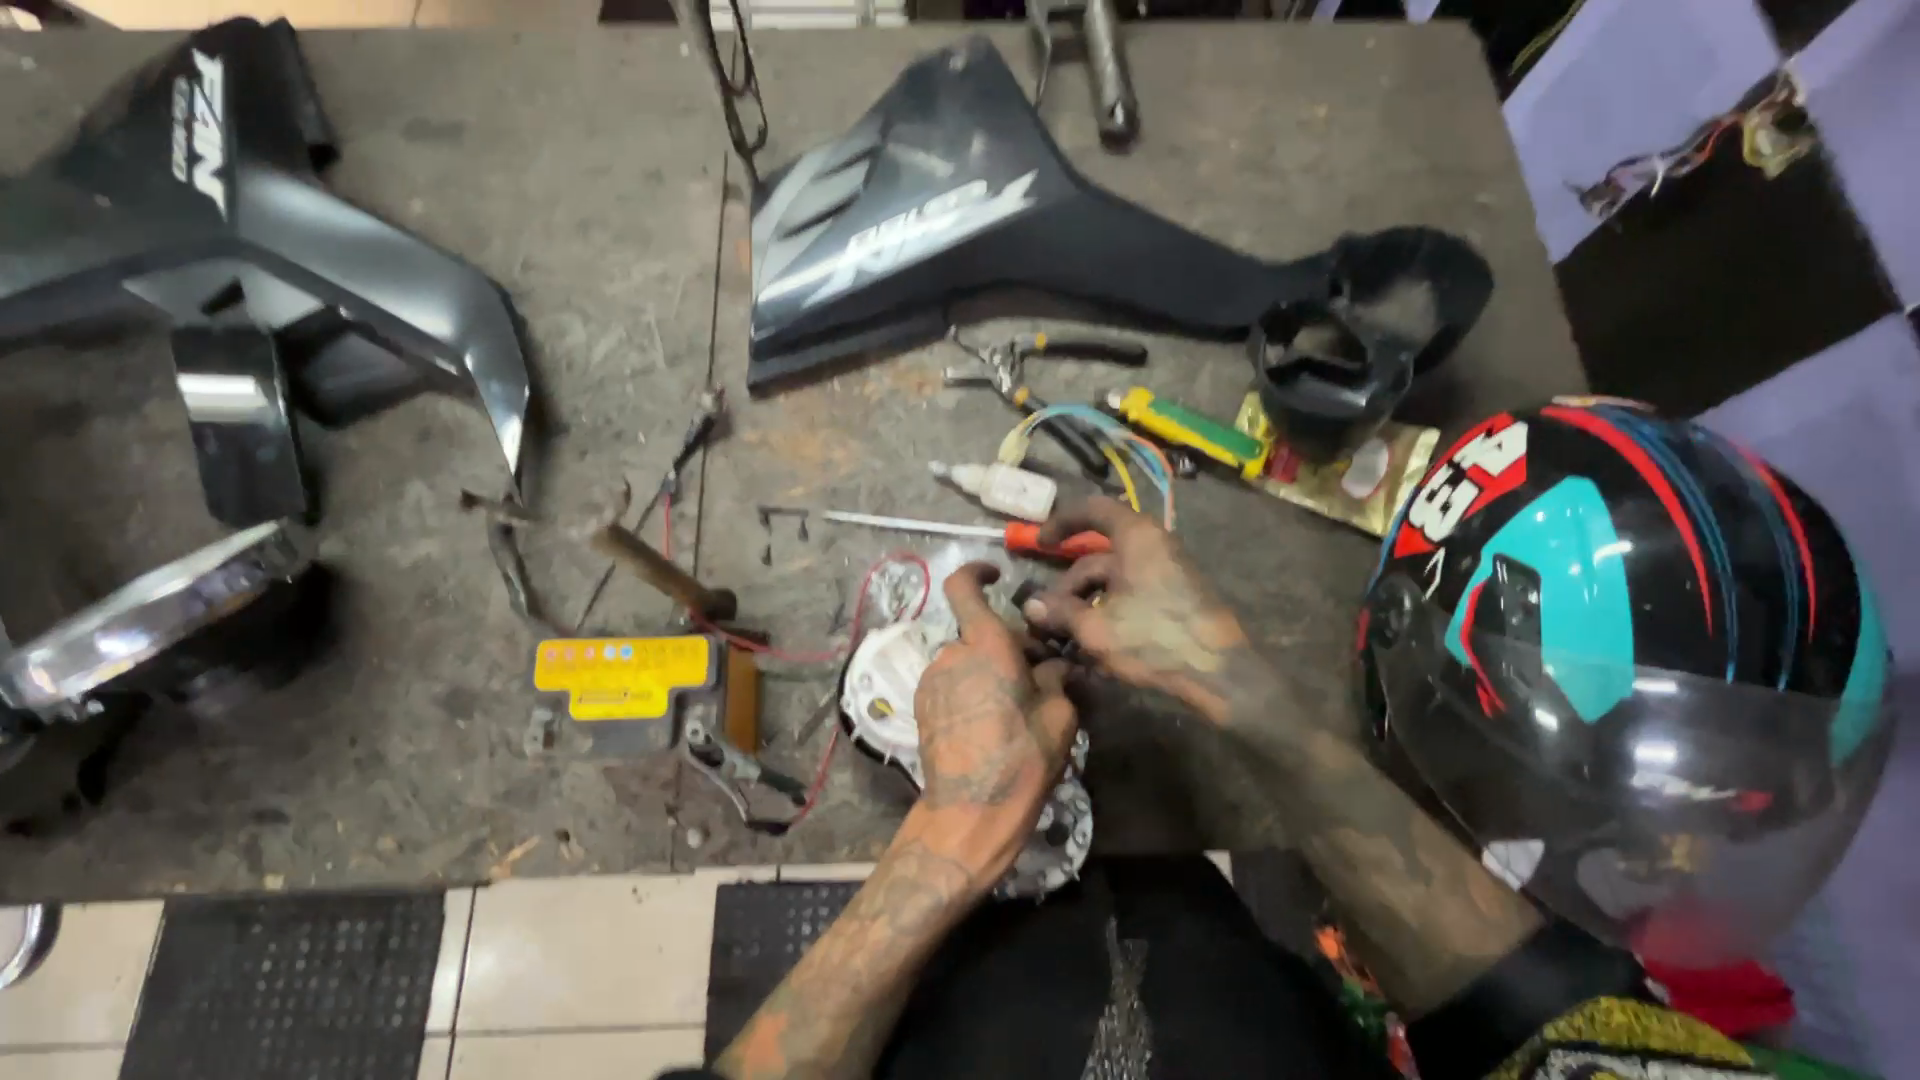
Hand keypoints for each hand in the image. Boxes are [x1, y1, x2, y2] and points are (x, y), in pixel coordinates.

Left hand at [913, 562, 1078, 881]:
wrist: (970, 809)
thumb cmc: (1022, 756)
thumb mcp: (1060, 714)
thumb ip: (1056, 677)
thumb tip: (1055, 665)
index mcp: (985, 643)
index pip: (963, 586)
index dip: (977, 572)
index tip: (995, 576)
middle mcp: (951, 653)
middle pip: (977, 632)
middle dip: (1005, 644)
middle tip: (1036, 674)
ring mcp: (931, 680)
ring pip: (964, 660)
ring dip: (987, 669)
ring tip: (1014, 705)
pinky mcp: (921, 706)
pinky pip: (950, 683)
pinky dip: (970, 689)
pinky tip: (990, 723)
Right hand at [1022, 496, 1261, 720]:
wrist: (1220, 672)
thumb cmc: (1154, 639)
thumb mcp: (1096, 628)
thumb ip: (1060, 612)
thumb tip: (1030, 605)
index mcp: (1135, 537)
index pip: (1092, 510)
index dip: (1061, 522)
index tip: (1040, 543)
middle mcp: (1153, 545)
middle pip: (1098, 556)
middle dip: (1068, 587)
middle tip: (1047, 618)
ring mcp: (1167, 572)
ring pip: (1113, 580)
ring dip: (1086, 604)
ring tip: (1067, 637)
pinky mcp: (1176, 597)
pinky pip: (1132, 595)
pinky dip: (1109, 612)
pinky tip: (1095, 645)